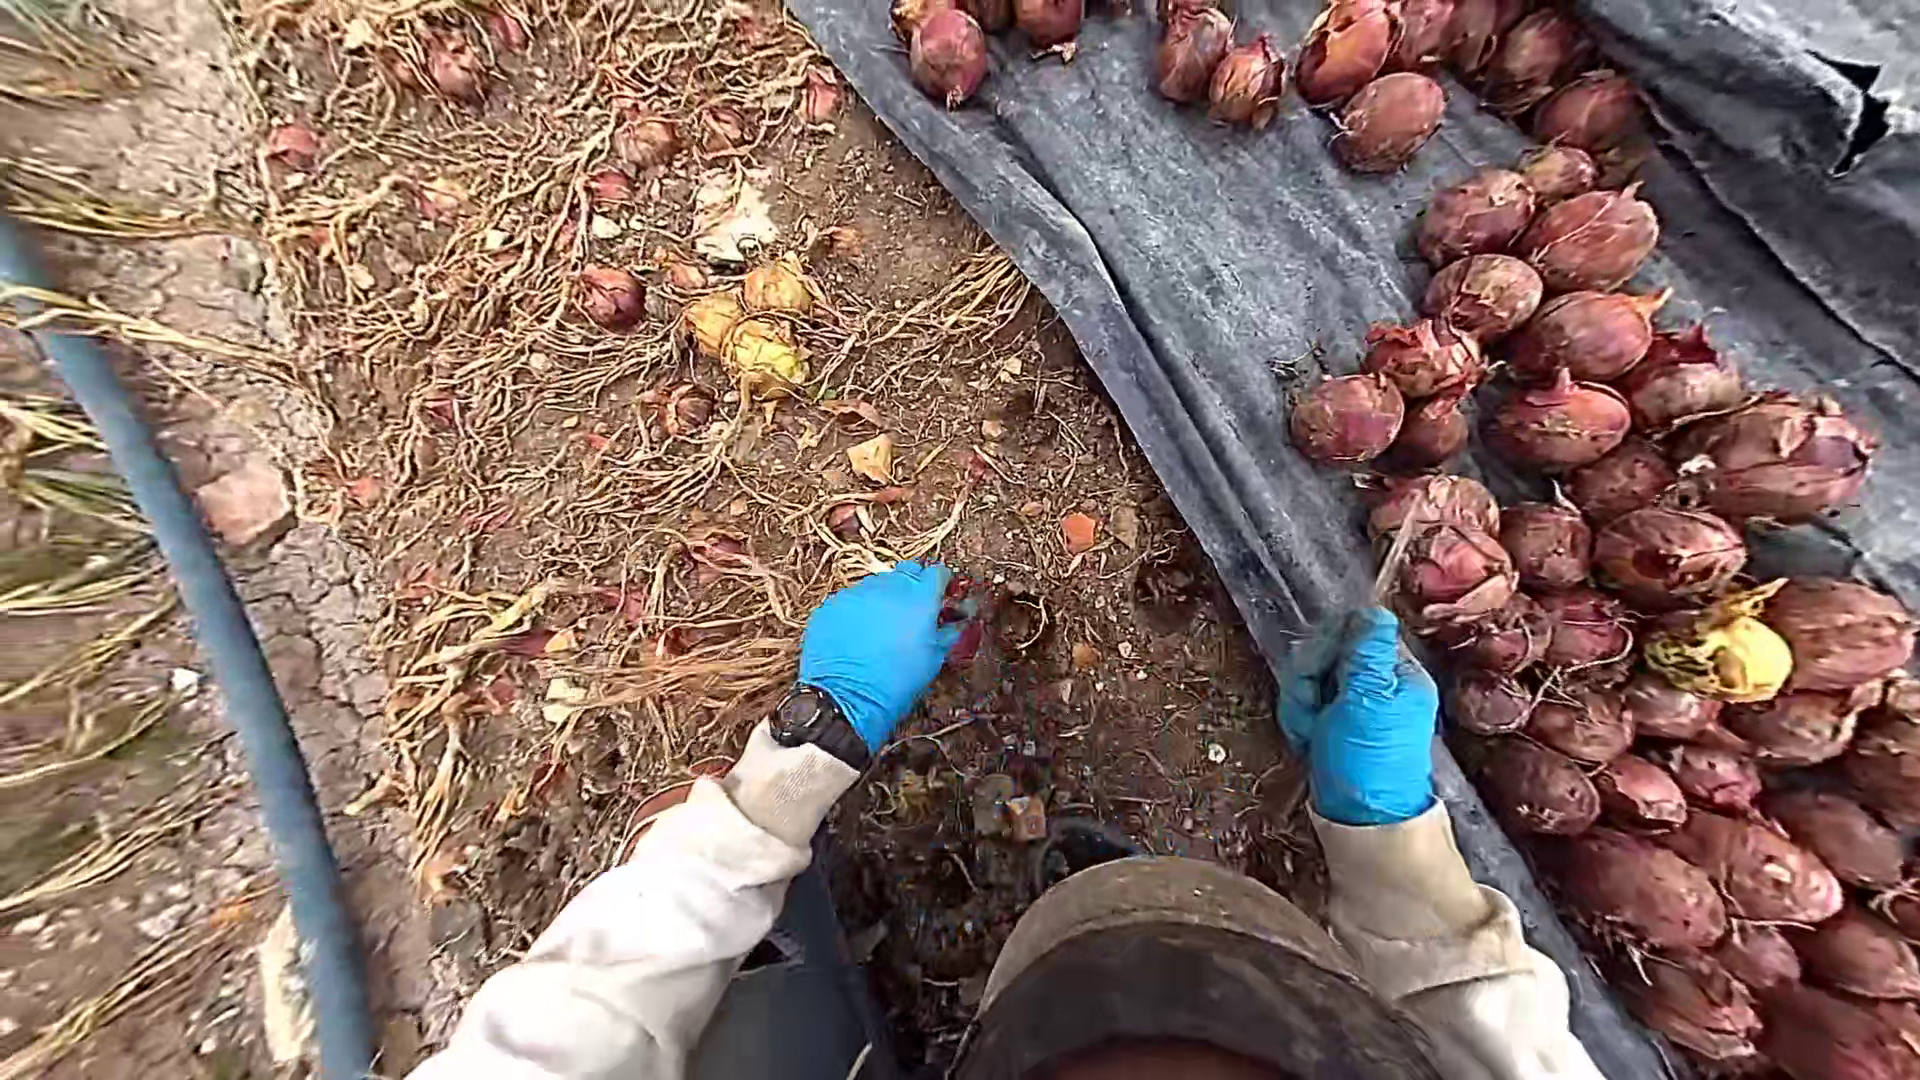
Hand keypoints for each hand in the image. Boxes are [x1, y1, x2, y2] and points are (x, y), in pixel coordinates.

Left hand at [800, 560, 961, 749]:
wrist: (845, 700)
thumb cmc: (895, 684)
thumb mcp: (931, 660)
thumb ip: (945, 634)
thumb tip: (954, 624)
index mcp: (920, 600)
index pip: (937, 573)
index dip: (941, 583)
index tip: (941, 594)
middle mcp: (889, 588)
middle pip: (908, 571)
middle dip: (914, 585)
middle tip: (913, 608)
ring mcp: (858, 593)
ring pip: (878, 583)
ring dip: (885, 597)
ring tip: (882, 625)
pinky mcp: (833, 604)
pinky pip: (852, 598)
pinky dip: (859, 609)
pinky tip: (858, 633)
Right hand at [1278, 607, 1438, 825]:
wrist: (1358, 818)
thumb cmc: (1369, 758)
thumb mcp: (1369, 701)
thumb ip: (1367, 653)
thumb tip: (1372, 609)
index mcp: (1396, 672)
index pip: (1350, 630)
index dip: (1325, 647)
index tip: (1318, 673)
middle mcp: (1374, 681)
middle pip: (1323, 650)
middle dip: (1307, 678)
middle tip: (1314, 707)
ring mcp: (1350, 701)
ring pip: (1306, 675)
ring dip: (1299, 701)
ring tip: (1310, 729)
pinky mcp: (1329, 717)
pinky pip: (1301, 698)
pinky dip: (1297, 716)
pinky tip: (1306, 736)